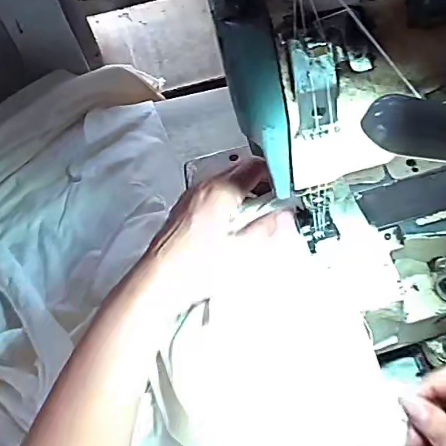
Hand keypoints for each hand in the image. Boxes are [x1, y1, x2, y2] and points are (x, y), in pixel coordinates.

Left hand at [134, 156, 296, 311]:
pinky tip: (232, 225)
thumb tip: (281, 216)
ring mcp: (192, 195)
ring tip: (255, 218)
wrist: (158, 280)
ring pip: (227, 182)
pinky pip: (213, 194)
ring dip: (245, 194)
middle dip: (262, 185)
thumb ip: (266, 228)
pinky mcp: (185, 207)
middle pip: (242, 171)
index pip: (256, 166)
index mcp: (221, 191)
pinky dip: (228, 202)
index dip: (277, 176)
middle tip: (276, 204)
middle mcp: (204, 186)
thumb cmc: (192, 267)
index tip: (287, 190)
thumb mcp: (242, 251)